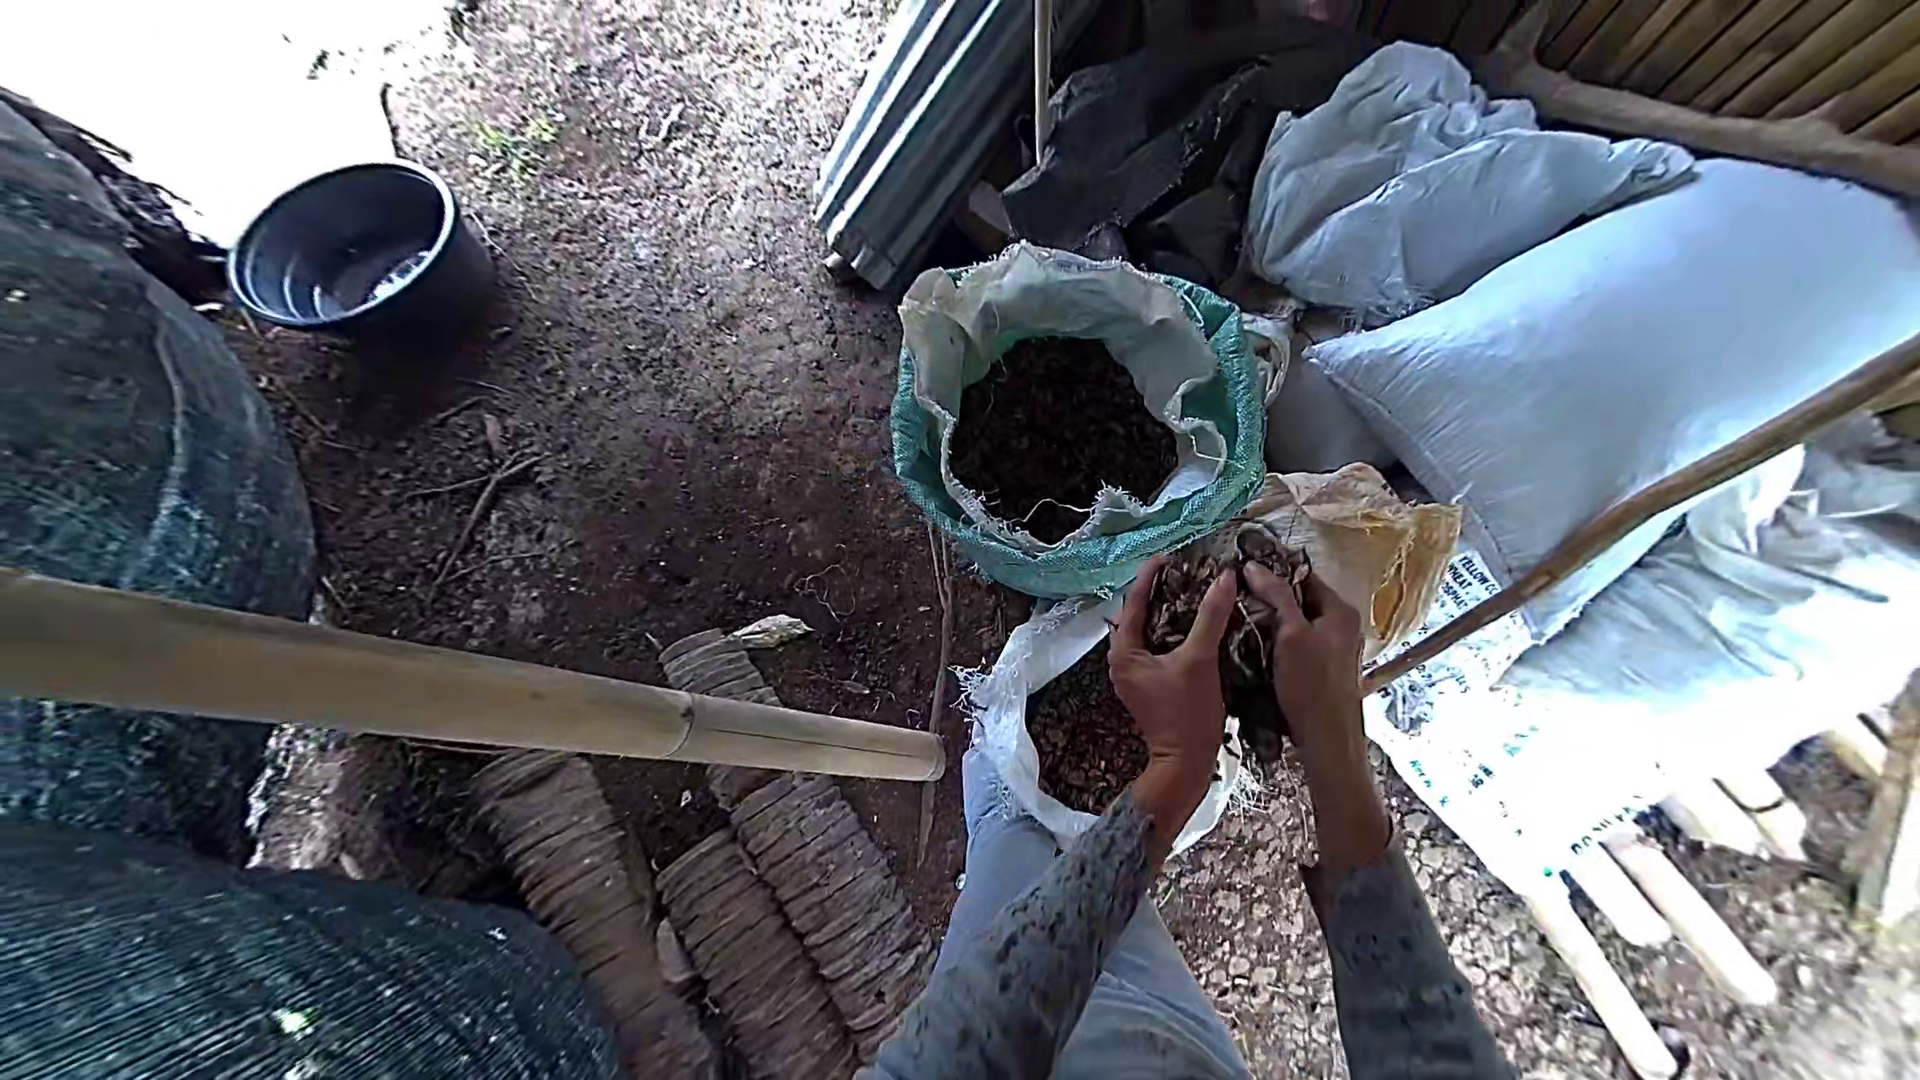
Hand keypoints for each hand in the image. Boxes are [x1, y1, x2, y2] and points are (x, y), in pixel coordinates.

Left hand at [1109, 555, 1236, 850]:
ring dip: (1168, 611)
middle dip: (1161, 592)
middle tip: (1184, 571)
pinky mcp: (1148, 682)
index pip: (1134, 603)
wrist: (1186, 763)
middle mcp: (1121, 659)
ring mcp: (1133, 672)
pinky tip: (1193, 622)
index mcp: (1124, 652)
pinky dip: (1172, 631)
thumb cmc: (1188, 713)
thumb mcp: (1200, 661)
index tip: (1168, 556)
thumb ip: (1210, 618)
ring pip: (1149, 631)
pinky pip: (1157, 646)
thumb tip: (1224, 578)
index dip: (1150, 576)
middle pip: (1139, 615)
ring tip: (1191, 589)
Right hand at [1242, 563, 1388, 871]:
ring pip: (1291, 619)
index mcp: (1339, 610)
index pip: (1301, 574)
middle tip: (1229, 591)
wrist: (1326, 740)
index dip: (1271, 569)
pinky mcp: (1316, 664)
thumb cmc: (1310, 685)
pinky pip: (1290, 638)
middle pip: (1295, 597)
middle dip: (1264, 593)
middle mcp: (1338, 624)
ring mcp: (1328, 645)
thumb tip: (1252, 566)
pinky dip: (1270, 635)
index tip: (1237, 568)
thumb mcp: (1290, 634)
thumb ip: (1276, 596)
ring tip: (1232, 612)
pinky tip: (1247, 638)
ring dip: (1265, 615)